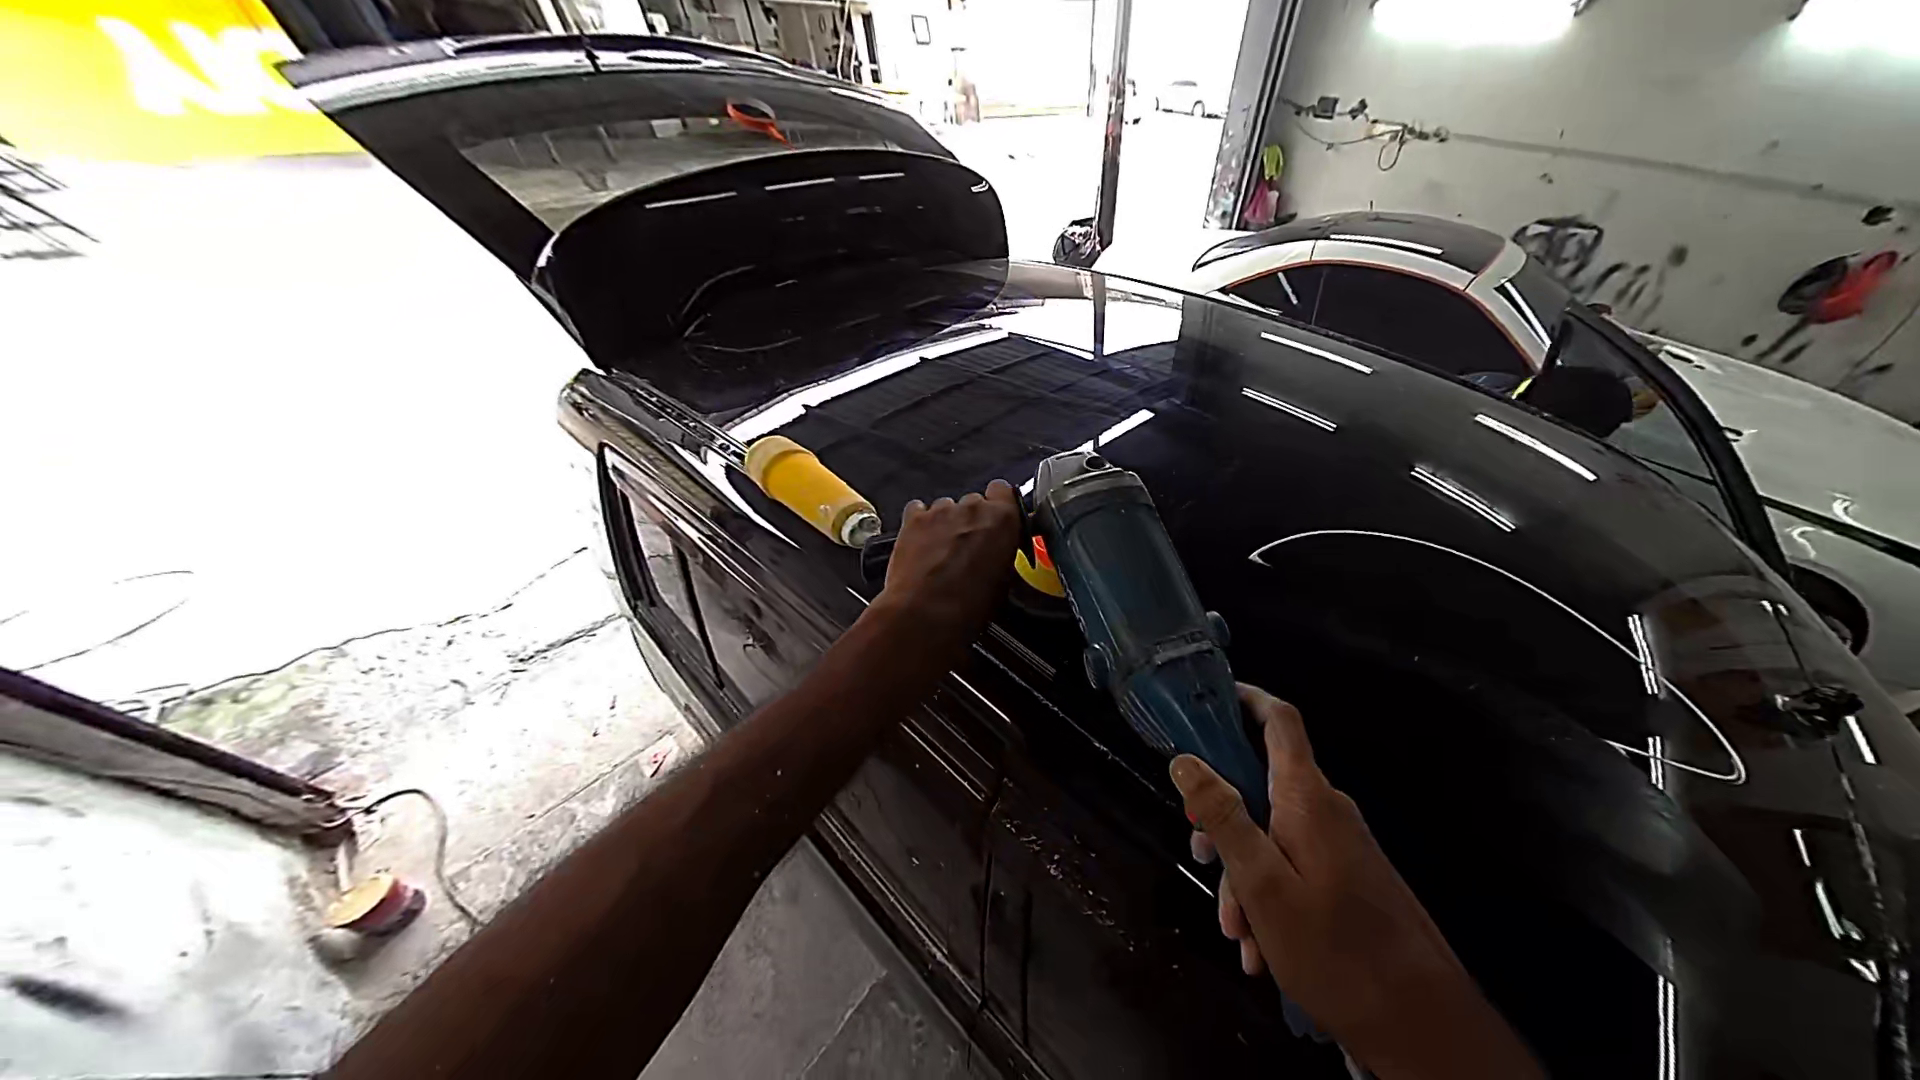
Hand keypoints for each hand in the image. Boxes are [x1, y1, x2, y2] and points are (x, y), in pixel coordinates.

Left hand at [873, 480, 1021, 654]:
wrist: (927, 614)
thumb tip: (997, 556)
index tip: (996, 520)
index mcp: (1002, 519)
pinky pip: (918, 510)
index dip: (998, 504)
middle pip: (974, 502)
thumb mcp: (1004, 582)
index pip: (1003, 491)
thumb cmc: (968, 605)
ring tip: (942, 552)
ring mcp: (941, 511)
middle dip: (972, 520)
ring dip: (946, 524)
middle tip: (969, 547)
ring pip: (946, 507)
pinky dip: (921, 523)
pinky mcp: (914, 519)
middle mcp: (972, 508)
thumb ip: (1003, 554)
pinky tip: (922, 544)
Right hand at [1173, 685, 1541, 1079]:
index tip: (1209, 698)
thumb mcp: (1261, 883)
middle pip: (1261, 783)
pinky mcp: (1348, 876)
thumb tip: (1185, 760)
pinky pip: (1292, 864)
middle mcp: (1327, 811)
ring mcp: (1341, 845)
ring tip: (1237, 931)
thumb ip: (1222, 815)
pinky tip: (1261, 945)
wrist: (1427, 1031)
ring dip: (1243, 872)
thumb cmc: (1336, 951)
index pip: (1280, 721)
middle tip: (1200, 856)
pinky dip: (1268, 893)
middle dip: (1222, 818)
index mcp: (1308, 799)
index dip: (1247, 698)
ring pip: (1271, 833)